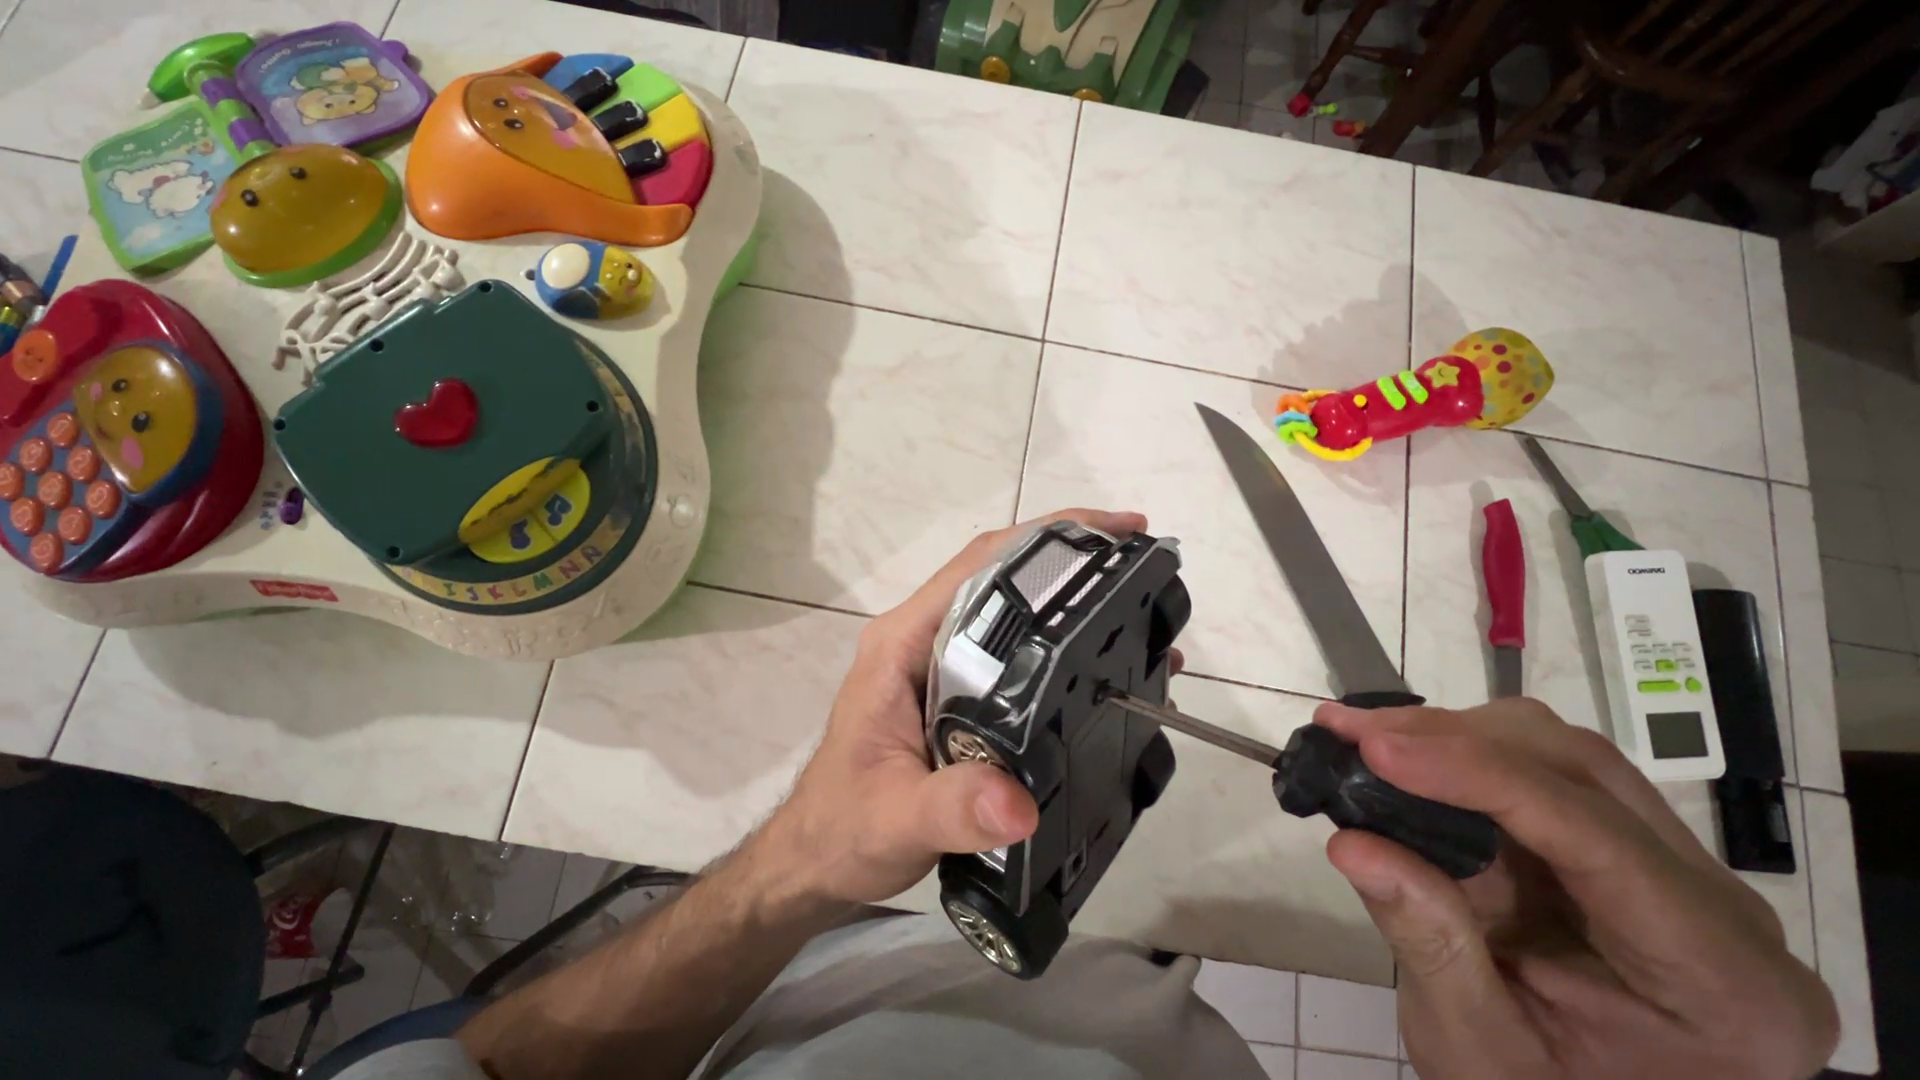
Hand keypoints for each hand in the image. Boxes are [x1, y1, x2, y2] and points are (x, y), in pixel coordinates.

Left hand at [758, 509, 1151, 905]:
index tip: (1115, 532)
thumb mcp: (898, 819)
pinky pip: (1013, 657)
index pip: (979, 567)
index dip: (1047, 538)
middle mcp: (921, 641)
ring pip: (1012, 614)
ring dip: (1072, 607)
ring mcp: (937, 666)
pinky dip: (1060, 653)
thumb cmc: (845, 829)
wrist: (820, 857)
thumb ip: (952, 808)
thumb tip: (1019, 802)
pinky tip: (1103, 672)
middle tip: (1145, 570)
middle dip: (1073, 563)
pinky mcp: (955, 696)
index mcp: (902, 644)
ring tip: (1144, 617)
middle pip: (1002, 577)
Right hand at [1316, 698, 1837, 1079]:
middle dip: (1455, 740)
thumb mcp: (1481, 1055)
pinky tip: (1403, 761)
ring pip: (1564, 758)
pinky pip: (1545, 779)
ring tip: (1362, 741)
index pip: (1595, 836)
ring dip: (1454, 738)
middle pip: (1583, 773)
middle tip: (1349, 732)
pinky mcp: (1624, 854)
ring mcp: (1677, 872)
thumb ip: (1430, 948)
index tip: (1374, 747)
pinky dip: (1463, 760)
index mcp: (1720, 979)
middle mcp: (1719, 906)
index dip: (1478, 775)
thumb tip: (1350, 842)